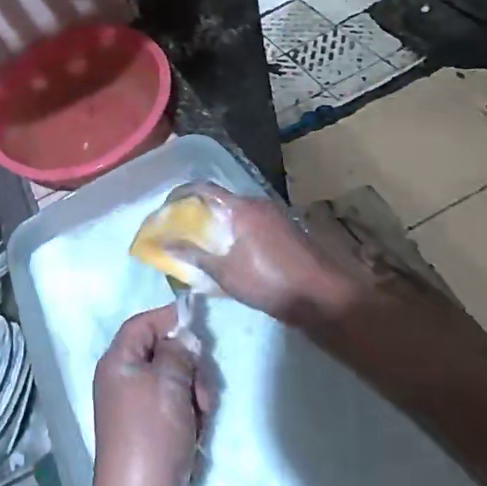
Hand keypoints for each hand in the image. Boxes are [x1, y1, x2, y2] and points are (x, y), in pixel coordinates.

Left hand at [89, 305, 214, 485]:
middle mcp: (123, 379)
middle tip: (204, 389)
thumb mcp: (169, 382)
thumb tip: (182, 336)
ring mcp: (136, 407)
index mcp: (118, 361)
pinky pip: (175, 405)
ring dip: (194, 390)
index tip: (202, 323)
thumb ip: (179, 350)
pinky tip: (198, 430)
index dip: (170, 318)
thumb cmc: (152, 435)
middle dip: (189, 364)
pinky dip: (190, 412)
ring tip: (203, 415)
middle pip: (162, 350)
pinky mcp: (150, 430)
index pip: (142, 323)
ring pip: (174, 379)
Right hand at [165, 183, 371, 325]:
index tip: (164, 211)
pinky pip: (251, 226)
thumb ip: (193, 255)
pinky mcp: (285, 233)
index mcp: (243, 207)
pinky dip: (235, 235)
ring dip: (217, 227)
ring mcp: (276, 218)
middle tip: (179, 233)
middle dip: (198, 214)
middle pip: (221, 201)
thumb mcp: (225, 272)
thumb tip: (162, 243)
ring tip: (200, 247)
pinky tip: (229, 257)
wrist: (324, 297)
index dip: (180, 195)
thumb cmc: (271, 281)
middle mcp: (260, 204)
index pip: (204, 188)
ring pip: (237, 215)